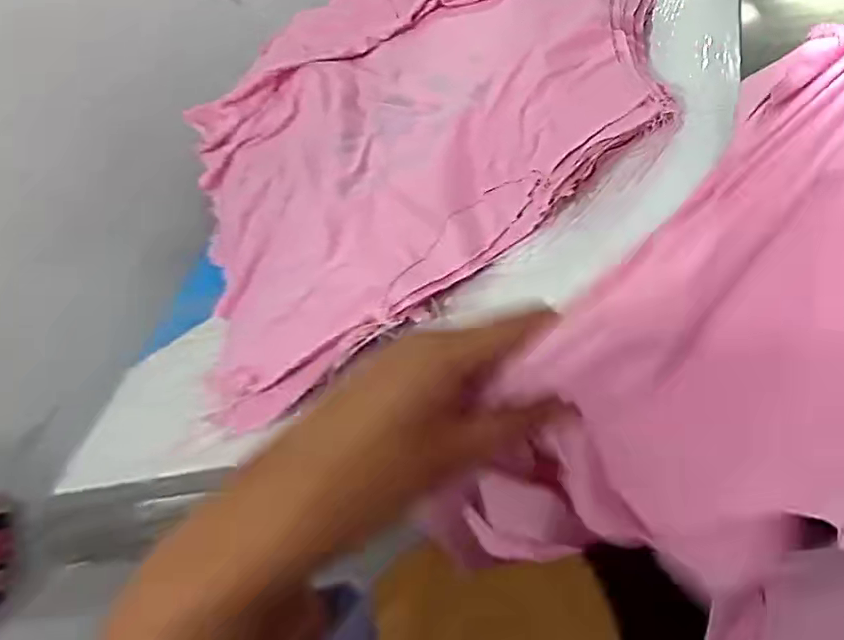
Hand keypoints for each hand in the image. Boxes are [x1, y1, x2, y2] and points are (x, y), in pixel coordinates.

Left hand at [106, 310, 563, 639]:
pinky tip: (466, 422)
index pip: (528, 319)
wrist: (257, 524)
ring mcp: (398, 355)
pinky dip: (469, 384)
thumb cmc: (367, 482)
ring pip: (474, 351)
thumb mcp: (454, 455)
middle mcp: (427, 337)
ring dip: (501, 376)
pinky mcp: (380, 377)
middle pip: (502, 333)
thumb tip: (572, 399)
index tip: (586, 366)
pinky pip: (445, 365)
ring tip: (515, 415)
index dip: (562, 337)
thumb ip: (519, 420)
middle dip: (533, 361)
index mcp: (448, 346)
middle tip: (554, 399)